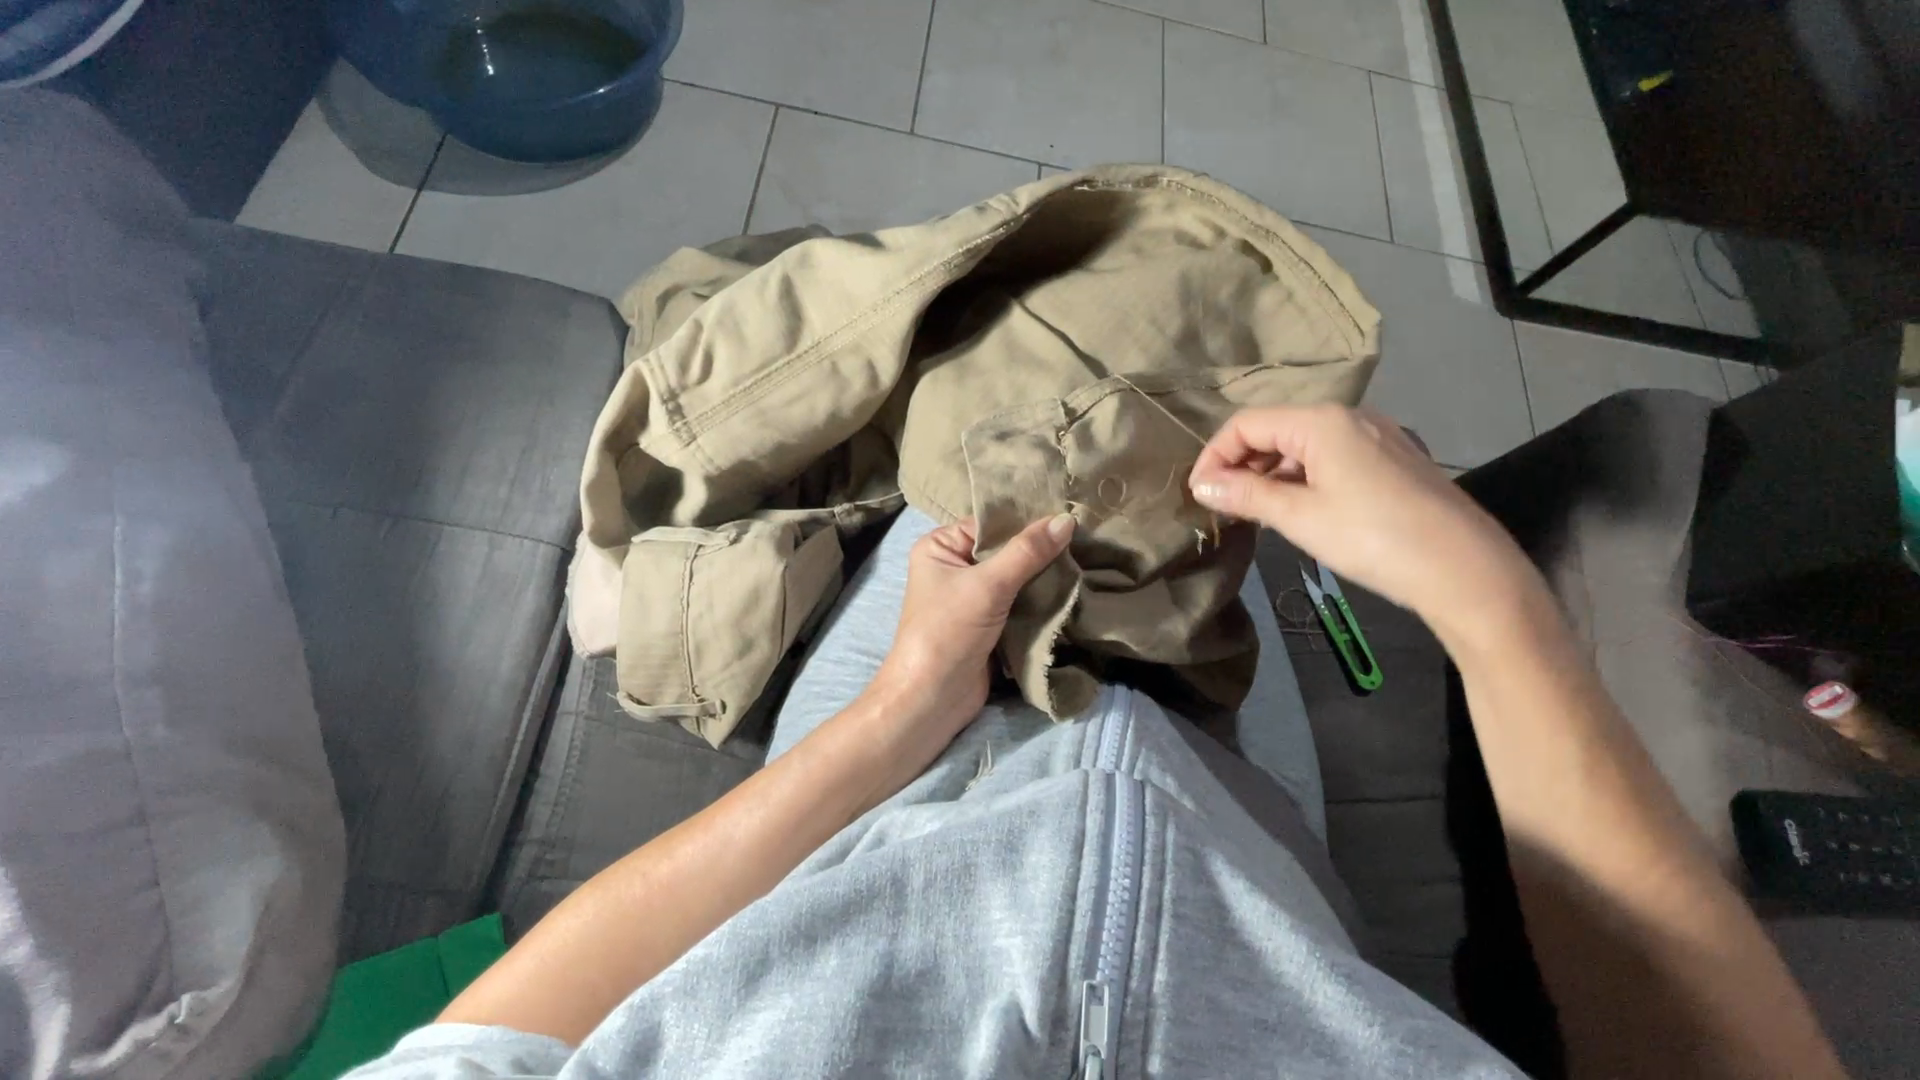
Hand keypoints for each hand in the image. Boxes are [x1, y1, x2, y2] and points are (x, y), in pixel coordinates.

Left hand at [866, 514, 1075, 738]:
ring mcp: (972, 598)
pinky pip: (1019, 602)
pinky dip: (1041, 600)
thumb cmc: (947, 632)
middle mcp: (954, 567)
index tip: (1069, 517)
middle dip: (1041, 551)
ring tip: (1083, 564)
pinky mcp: (989, 624)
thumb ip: (1027, 552)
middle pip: (1005, 550)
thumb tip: (1067, 519)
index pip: (990, 524)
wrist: (932, 698)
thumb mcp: (988, 585)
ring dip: (1044, 577)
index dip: (1027, 521)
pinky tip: (1071, 590)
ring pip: (1016, 578)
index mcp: (940, 546)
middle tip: (1084, 541)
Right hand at [1187, 405, 1542, 647]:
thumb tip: (1201, 486)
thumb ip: (1246, 495)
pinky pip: (1330, 459)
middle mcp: (1349, 418)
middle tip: (1222, 507)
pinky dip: (1302, 480)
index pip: (1247, 423)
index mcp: (1322, 421)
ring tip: (1255, 515)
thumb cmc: (1373, 538)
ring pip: (1303, 446)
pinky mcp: (1392, 461)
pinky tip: (1297, 513)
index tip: (1199, 496)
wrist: (1464, 569)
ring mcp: (1376, 438)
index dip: (1214, 456)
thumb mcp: (1299, 517)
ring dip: (1270, 475)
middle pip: (1275, 430)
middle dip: (1241, 464)